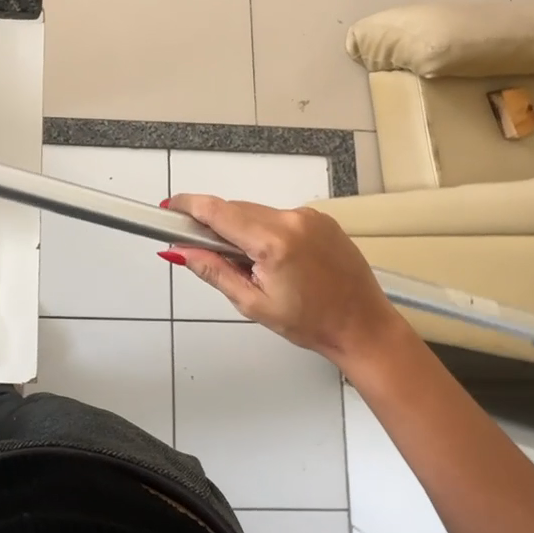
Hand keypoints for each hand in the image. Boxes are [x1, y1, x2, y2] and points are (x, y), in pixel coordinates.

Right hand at [167, 196, 402, 363]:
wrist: (364, 327)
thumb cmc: (312, 323)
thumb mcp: (253, 304)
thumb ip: (213, 271)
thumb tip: (180, 251)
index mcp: (274, 242)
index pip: (217, 212)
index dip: (188, 206)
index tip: (169, 207)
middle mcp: (292, 220)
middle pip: (235, 210)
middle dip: (215, 226)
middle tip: (206, 253)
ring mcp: (309, 216)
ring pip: (255, 212)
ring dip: (242, 229)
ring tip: (252, 266)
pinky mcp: (320, 218)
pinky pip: (278, 216)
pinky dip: (265, 230)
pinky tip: (275, 260)